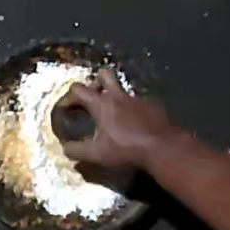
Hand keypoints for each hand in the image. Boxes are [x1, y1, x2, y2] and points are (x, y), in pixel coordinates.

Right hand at [60, 69, 177, 169]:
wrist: (165, 149)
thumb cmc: (126, 149)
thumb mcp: (96, 154)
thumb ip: (76, 150)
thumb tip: (64, 149)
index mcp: (101, 104)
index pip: (78, 89)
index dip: (69, 96)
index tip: (67, 108)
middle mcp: (118, 97)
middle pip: (104, 75)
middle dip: (96, 83)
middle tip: (94, 98)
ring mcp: (139, 100)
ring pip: (123, 91)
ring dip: (116, 99)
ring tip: (115, 116)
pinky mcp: (155, 106)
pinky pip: (139, 103)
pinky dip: (133, 111)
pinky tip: (135, 126)